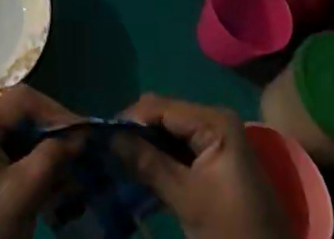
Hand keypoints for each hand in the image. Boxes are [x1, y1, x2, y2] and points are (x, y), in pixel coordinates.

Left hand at [0, 85, 84, 238]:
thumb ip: (53, 157)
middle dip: (56, 131)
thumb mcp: (22, 191)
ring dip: (54, 148)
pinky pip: (24, 150)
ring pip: (29, 132)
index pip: (21, 99)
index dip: (55, 112)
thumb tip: (84, 134)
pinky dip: (45, 162)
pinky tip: (66, 179)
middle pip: (26, 113)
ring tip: (81, 163)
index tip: (86, 132)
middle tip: (87, 146)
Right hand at [110, 94, 287, 238]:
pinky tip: (141, 169)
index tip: (101, 136)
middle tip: (108, 151)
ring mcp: (217, 137)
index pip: (161, 107)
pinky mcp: (215, 156)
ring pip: (169, 131)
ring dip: (146, 144)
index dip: (130, 119)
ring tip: (119, 160)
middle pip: (164, 115)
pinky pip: (180, 146)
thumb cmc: (232, 230)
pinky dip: (161, 156)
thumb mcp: (186, 198)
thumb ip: (148, 163)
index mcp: (214, 121)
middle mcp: (215, 119)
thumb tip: (109, 136)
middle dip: (137, 130)